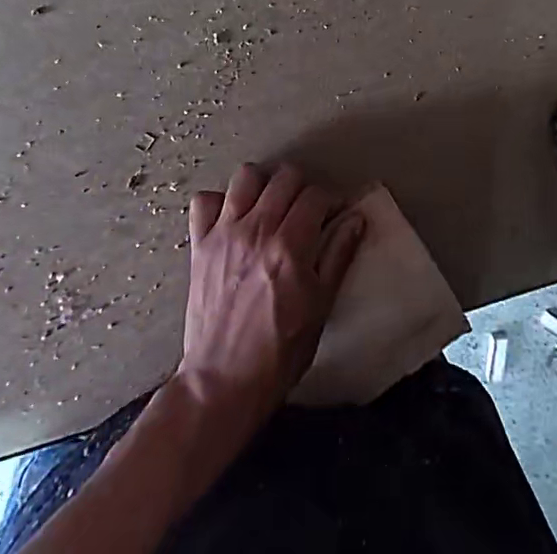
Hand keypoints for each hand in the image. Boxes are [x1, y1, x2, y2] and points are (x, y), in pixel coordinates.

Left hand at [178, 163, 365, 421]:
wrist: (223, 380)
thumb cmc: (280, 349)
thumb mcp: (321, 304)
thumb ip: (339, 255)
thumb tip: (356, 219)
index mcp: (290, 245)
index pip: (317, 195)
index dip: (332, 200)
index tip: (336, 213)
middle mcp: (256, 230)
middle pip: (285, 177)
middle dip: (304, 187)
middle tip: (308, 209)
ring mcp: (224, 235)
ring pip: (246, 176)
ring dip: (265, 184)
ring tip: (273, 205)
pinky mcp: (200, 246)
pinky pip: (205, 201)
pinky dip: (221, 202)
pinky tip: (234, 218)